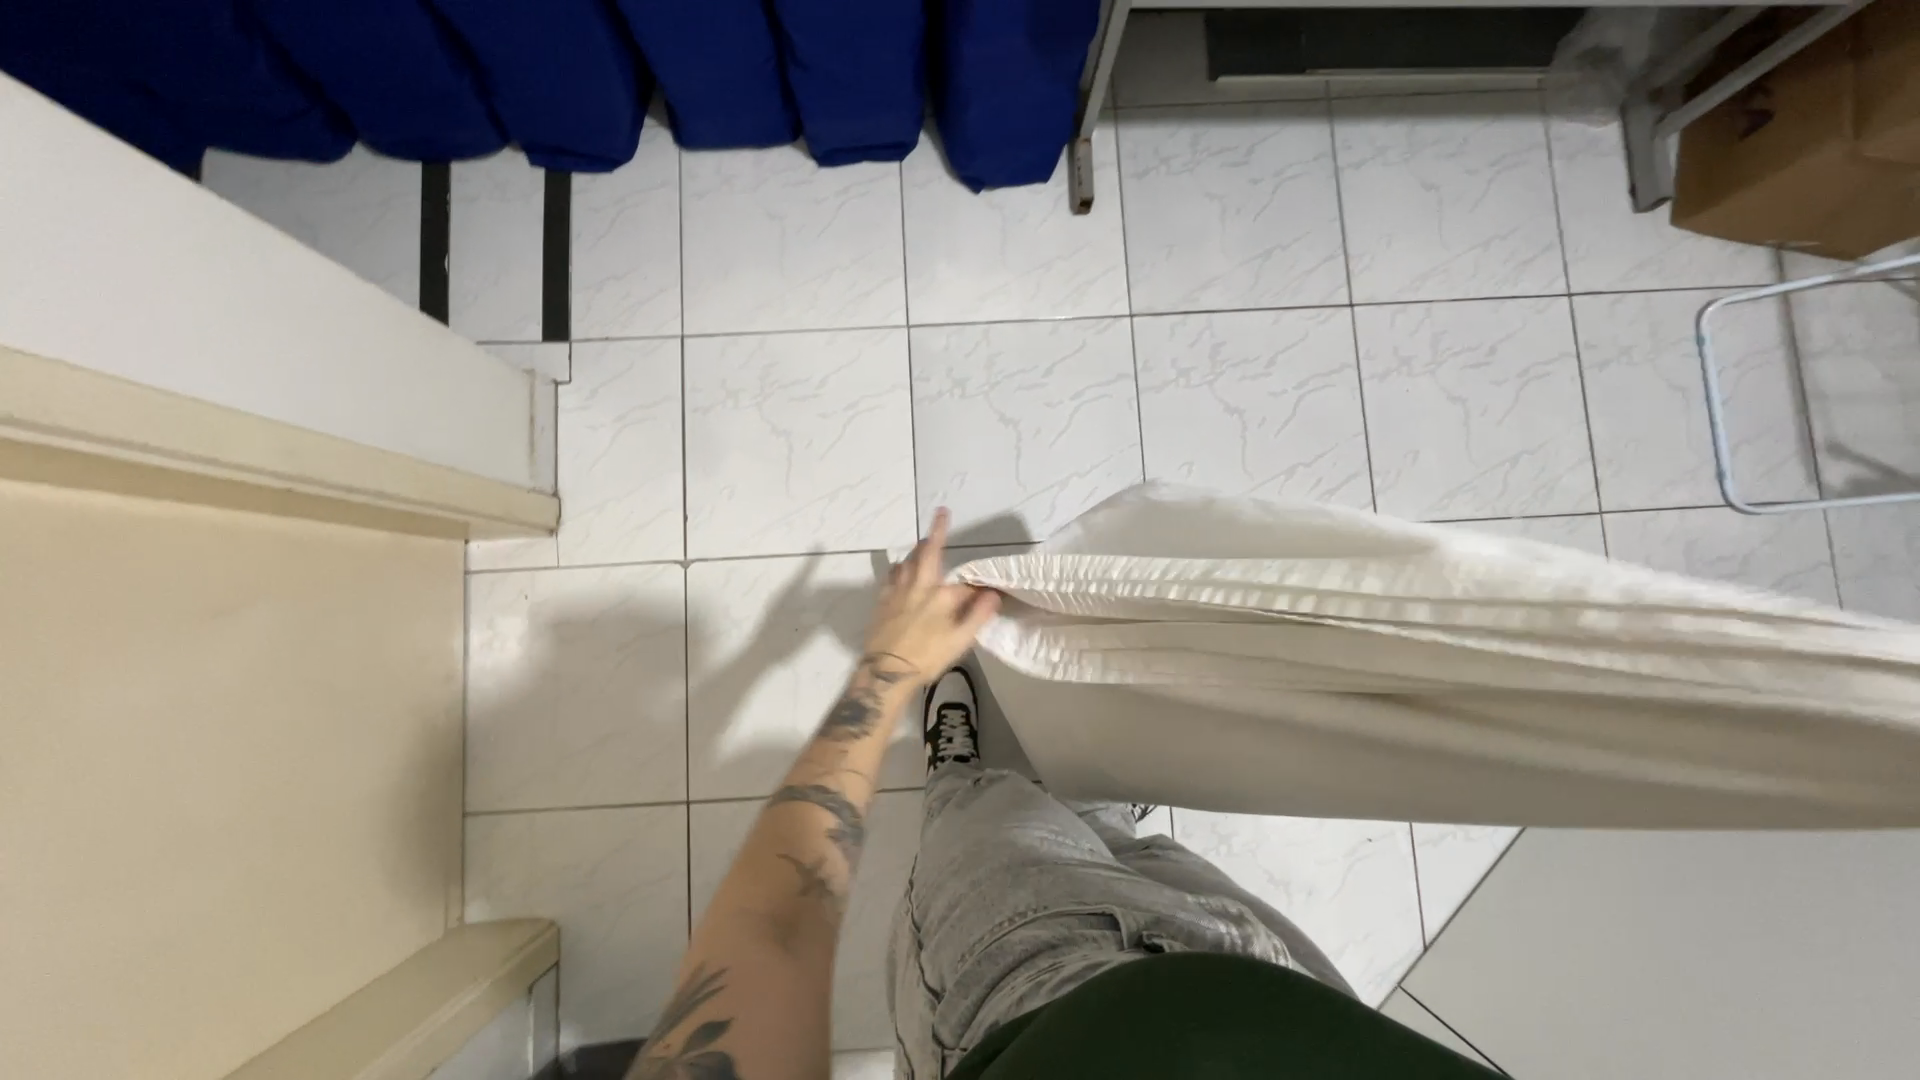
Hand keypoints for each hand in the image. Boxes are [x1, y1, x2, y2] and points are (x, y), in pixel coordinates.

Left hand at [860, 508, 1000, 687]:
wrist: (886, 671)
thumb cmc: (927, 657)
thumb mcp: (960, 640)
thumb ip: (978, 614)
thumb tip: (993, 593)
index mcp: (942, 595)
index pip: (966, 584)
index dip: (978, 587)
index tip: (987, 590)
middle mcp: (920, 586)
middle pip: (929, 552)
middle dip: (937, 532)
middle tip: (941, 513)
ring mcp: (898, 591)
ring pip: (908, 560)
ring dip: (918, 549)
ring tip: (924, 543)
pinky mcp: (883, 600)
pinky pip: (893, 575)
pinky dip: (900, 567)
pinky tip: (901, 568)